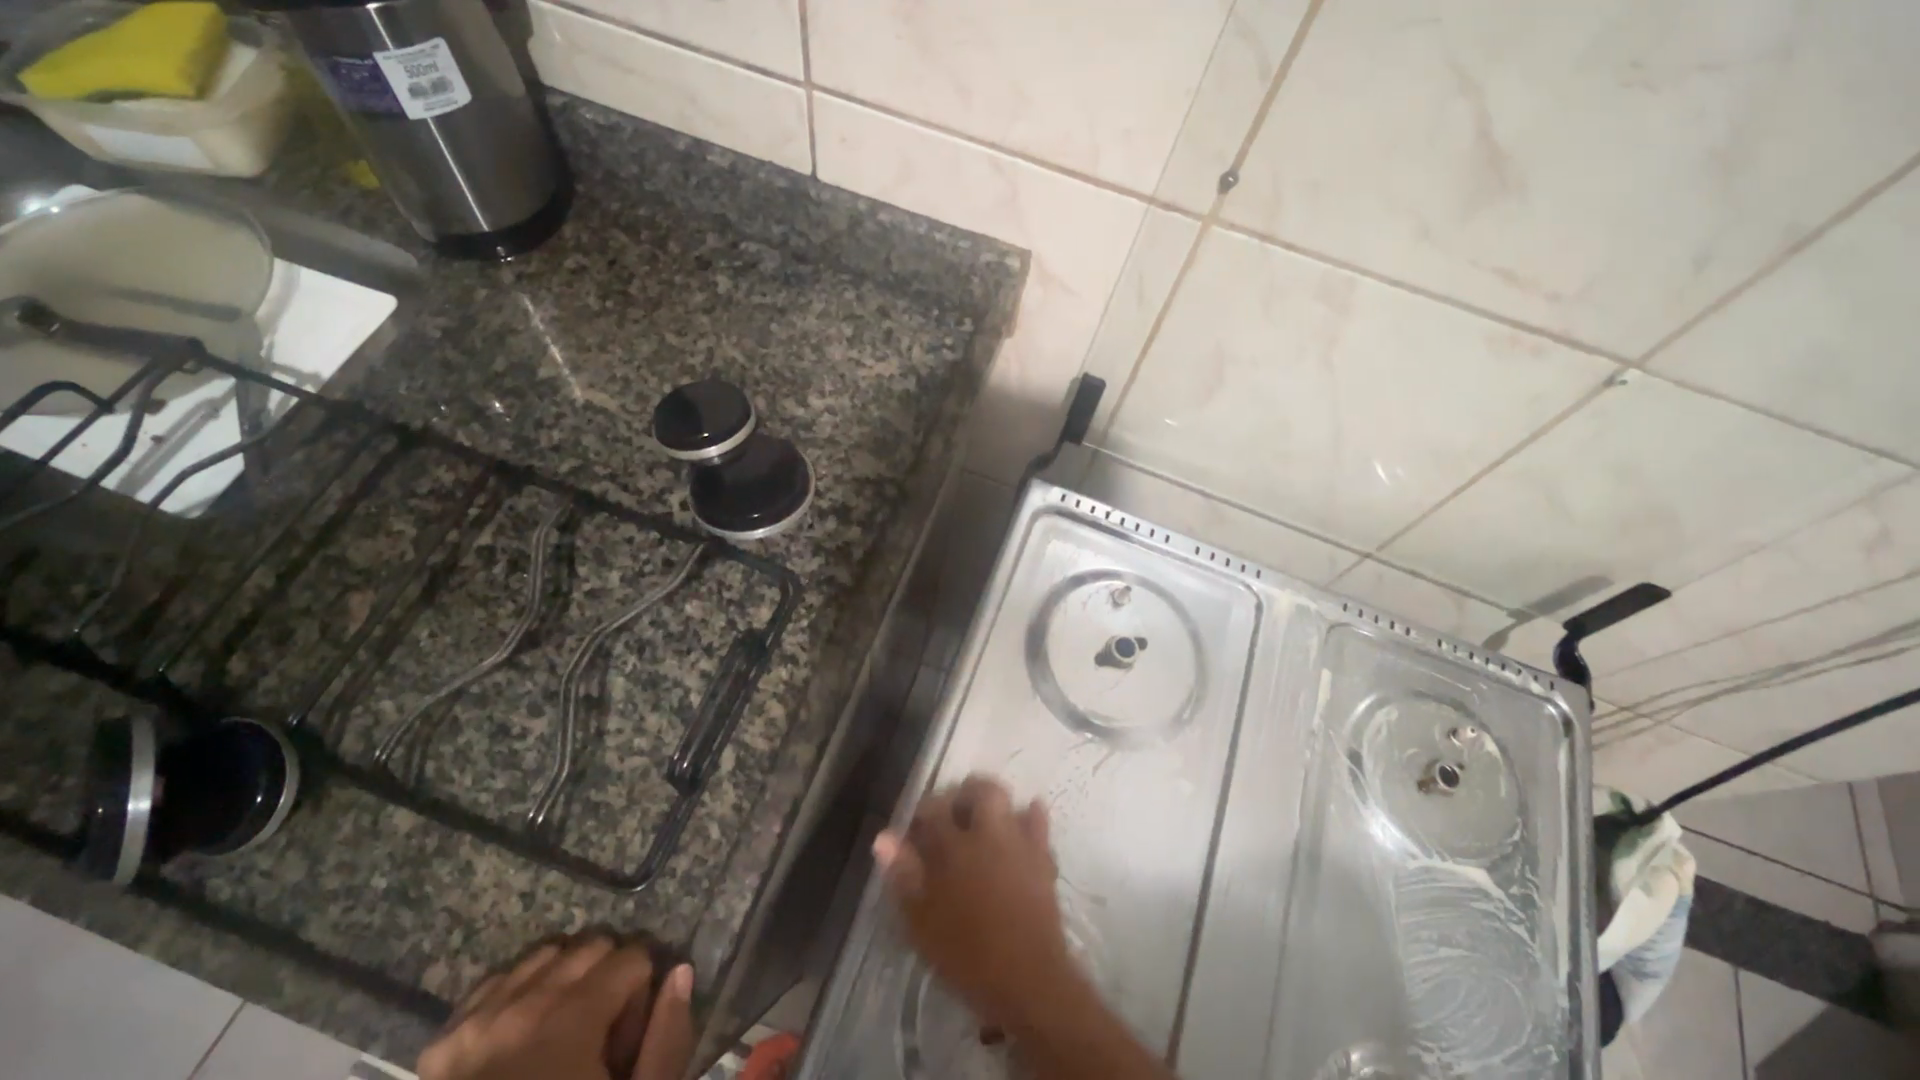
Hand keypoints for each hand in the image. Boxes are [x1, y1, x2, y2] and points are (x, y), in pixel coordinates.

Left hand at [419, 936, 693, 1079]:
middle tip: (606, 1027)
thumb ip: (667, 1040)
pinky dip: (519, 993)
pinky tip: (526, 1033)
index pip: (632, 956)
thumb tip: (680, 972)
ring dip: (565, 977)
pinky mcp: (441, 1041)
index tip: (635, 1028)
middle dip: (609, 974)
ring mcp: (475, 1021)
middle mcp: (521, 1004)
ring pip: (541, 955)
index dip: (644, 988)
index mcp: (573, 1020)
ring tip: (567, 1026)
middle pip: (589, 946)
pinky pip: (494, 983)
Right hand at [872, 775, 1084, 1030]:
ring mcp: (1019, 844)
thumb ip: (903, 876)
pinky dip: (1030, 816)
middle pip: (980, 790)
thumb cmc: (966, 955)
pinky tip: (1022, 820)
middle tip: (953, 813)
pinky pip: (1039, 825)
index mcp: (952, 848)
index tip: (915, 825)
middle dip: (965, 793)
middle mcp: (988, 835)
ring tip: (982, 820)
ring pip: (1009, 800)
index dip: (922, 810)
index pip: (934, 808)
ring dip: (995, 803)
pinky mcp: (1044, 859)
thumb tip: (884, 838)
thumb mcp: (921, 922)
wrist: (1027, 978)